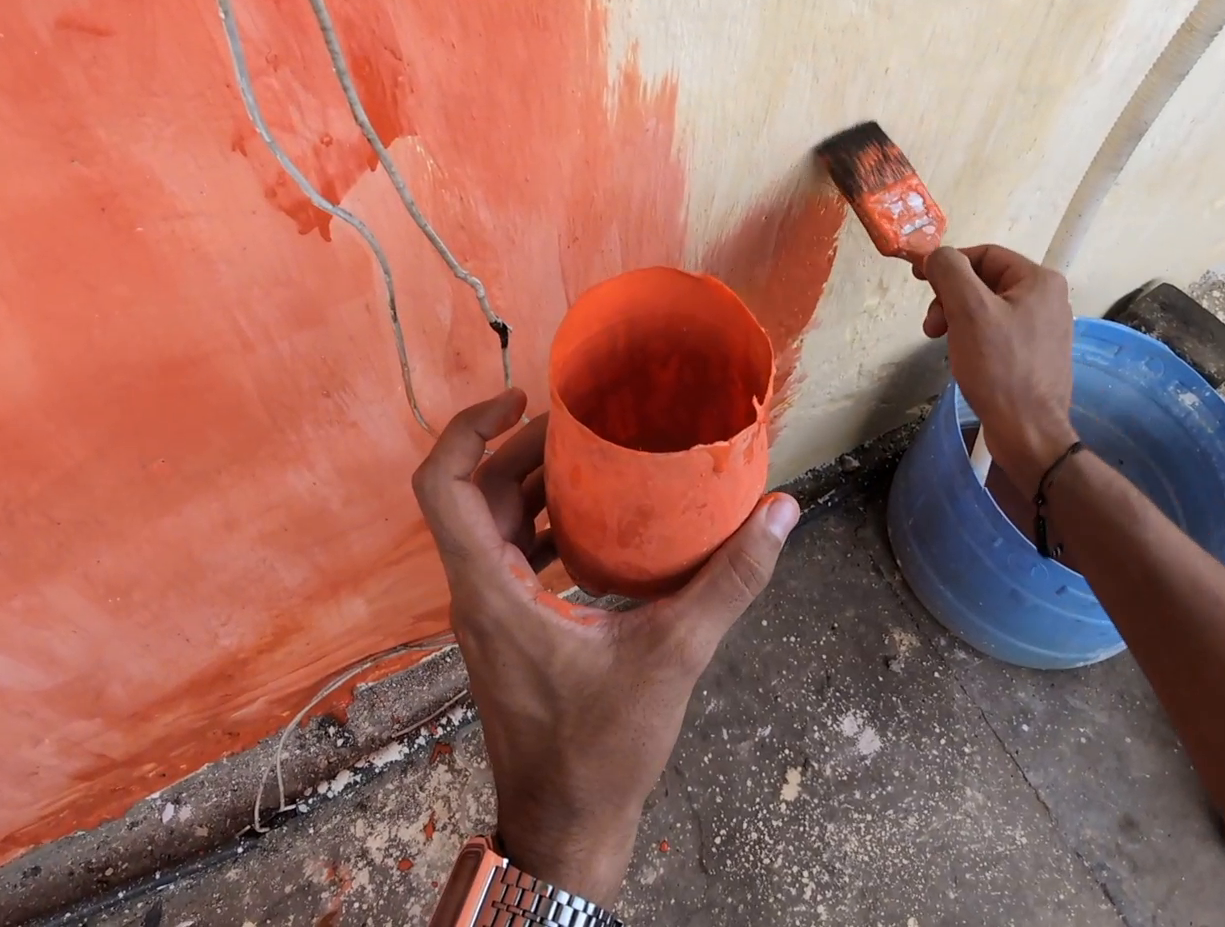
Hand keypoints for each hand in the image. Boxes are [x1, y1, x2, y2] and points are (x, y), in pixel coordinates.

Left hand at [412, 389, 799, 904]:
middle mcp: (476, 594)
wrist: (566, 825)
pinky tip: (594, 523)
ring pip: (489, 524)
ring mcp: (487, 614)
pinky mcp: (507, 630)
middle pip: (473, 495)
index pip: (442, 487)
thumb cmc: (604, 750)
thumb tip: (782, 512)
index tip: (518, 399)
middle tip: (580, 422)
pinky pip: (510, 555)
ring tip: (589, 457)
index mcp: (490, 590)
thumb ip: (731, 582)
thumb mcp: (675, 656)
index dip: (468, 429)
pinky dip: (542, 525)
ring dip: (530, 485)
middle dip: (518, 448)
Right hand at [916, 244, 1078, 491]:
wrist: (1027, 429)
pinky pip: (996, 332)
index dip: (948, 264)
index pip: (984, 255)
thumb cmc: (999, 368)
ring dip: (957, 319)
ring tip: (943, 343)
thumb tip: (936, 255)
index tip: (920, 281)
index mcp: (1039, 281)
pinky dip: (972, 338)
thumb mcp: (968, 312)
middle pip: (984, 282)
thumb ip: (950, 272)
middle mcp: (1047, 299)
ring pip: (987, 308)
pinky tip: (963, 358)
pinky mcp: (1034, 354)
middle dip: (950, 298)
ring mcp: (1042, 328)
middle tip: (932, 327)